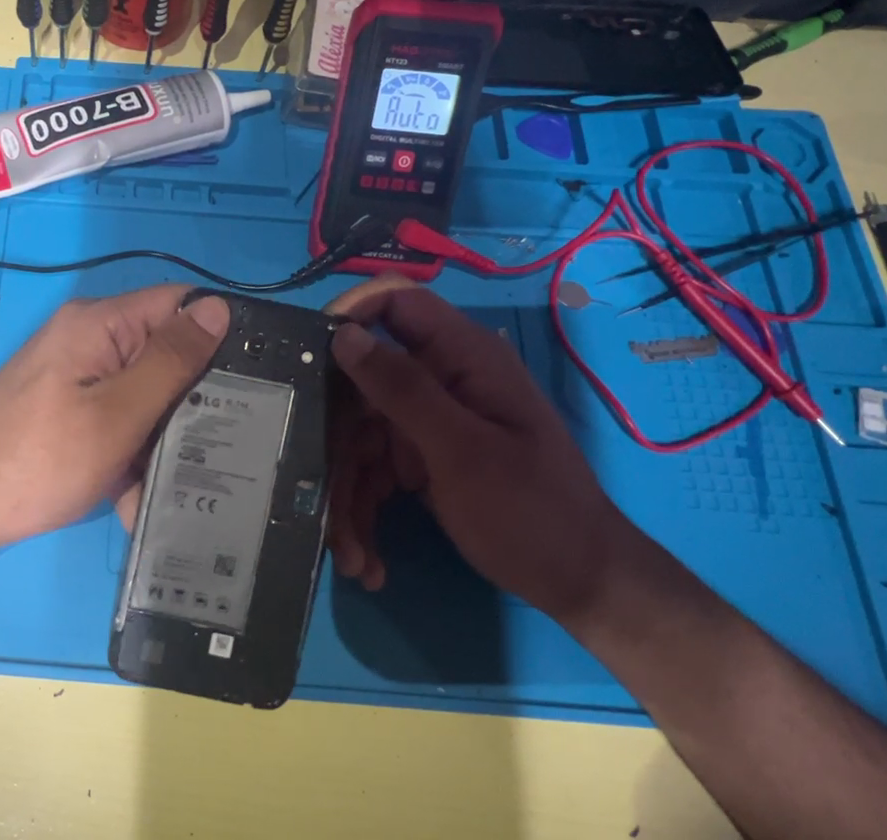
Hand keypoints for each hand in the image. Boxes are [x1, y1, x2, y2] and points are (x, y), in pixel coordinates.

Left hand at [0, 287, 229, 551]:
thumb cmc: (39, 462)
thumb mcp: (118, 414)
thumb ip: (170, 361)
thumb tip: (217, 308)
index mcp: (97, 323)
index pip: (177, 303)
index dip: (217, 334)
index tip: (254, 377)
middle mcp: (86, 338)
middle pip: (162, 352)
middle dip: (188, 399)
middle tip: (221, 443)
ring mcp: (74, 375)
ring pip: (144, 394)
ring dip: (158, 436)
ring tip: (176, 480)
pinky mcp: (68, 409)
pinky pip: (116, 419)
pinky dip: (129, 452)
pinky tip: (134, 493)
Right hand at [324, 278, 637, 619]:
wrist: (580, 584)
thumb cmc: (532, 513)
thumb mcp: (462, 452)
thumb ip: (403, 389)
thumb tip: (342, 334)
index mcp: (462, 358)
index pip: (395, 302)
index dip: (347, 315)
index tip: (306, 359)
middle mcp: (440, 381)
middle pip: (359, 386)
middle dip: (336, 446)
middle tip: (319, 497)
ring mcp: (428, 421)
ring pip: (358, 438)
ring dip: (347, 499)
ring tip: (353, 559)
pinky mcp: (420, 457)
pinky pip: (372, 471)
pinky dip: (364, 514)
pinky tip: (366, 562)